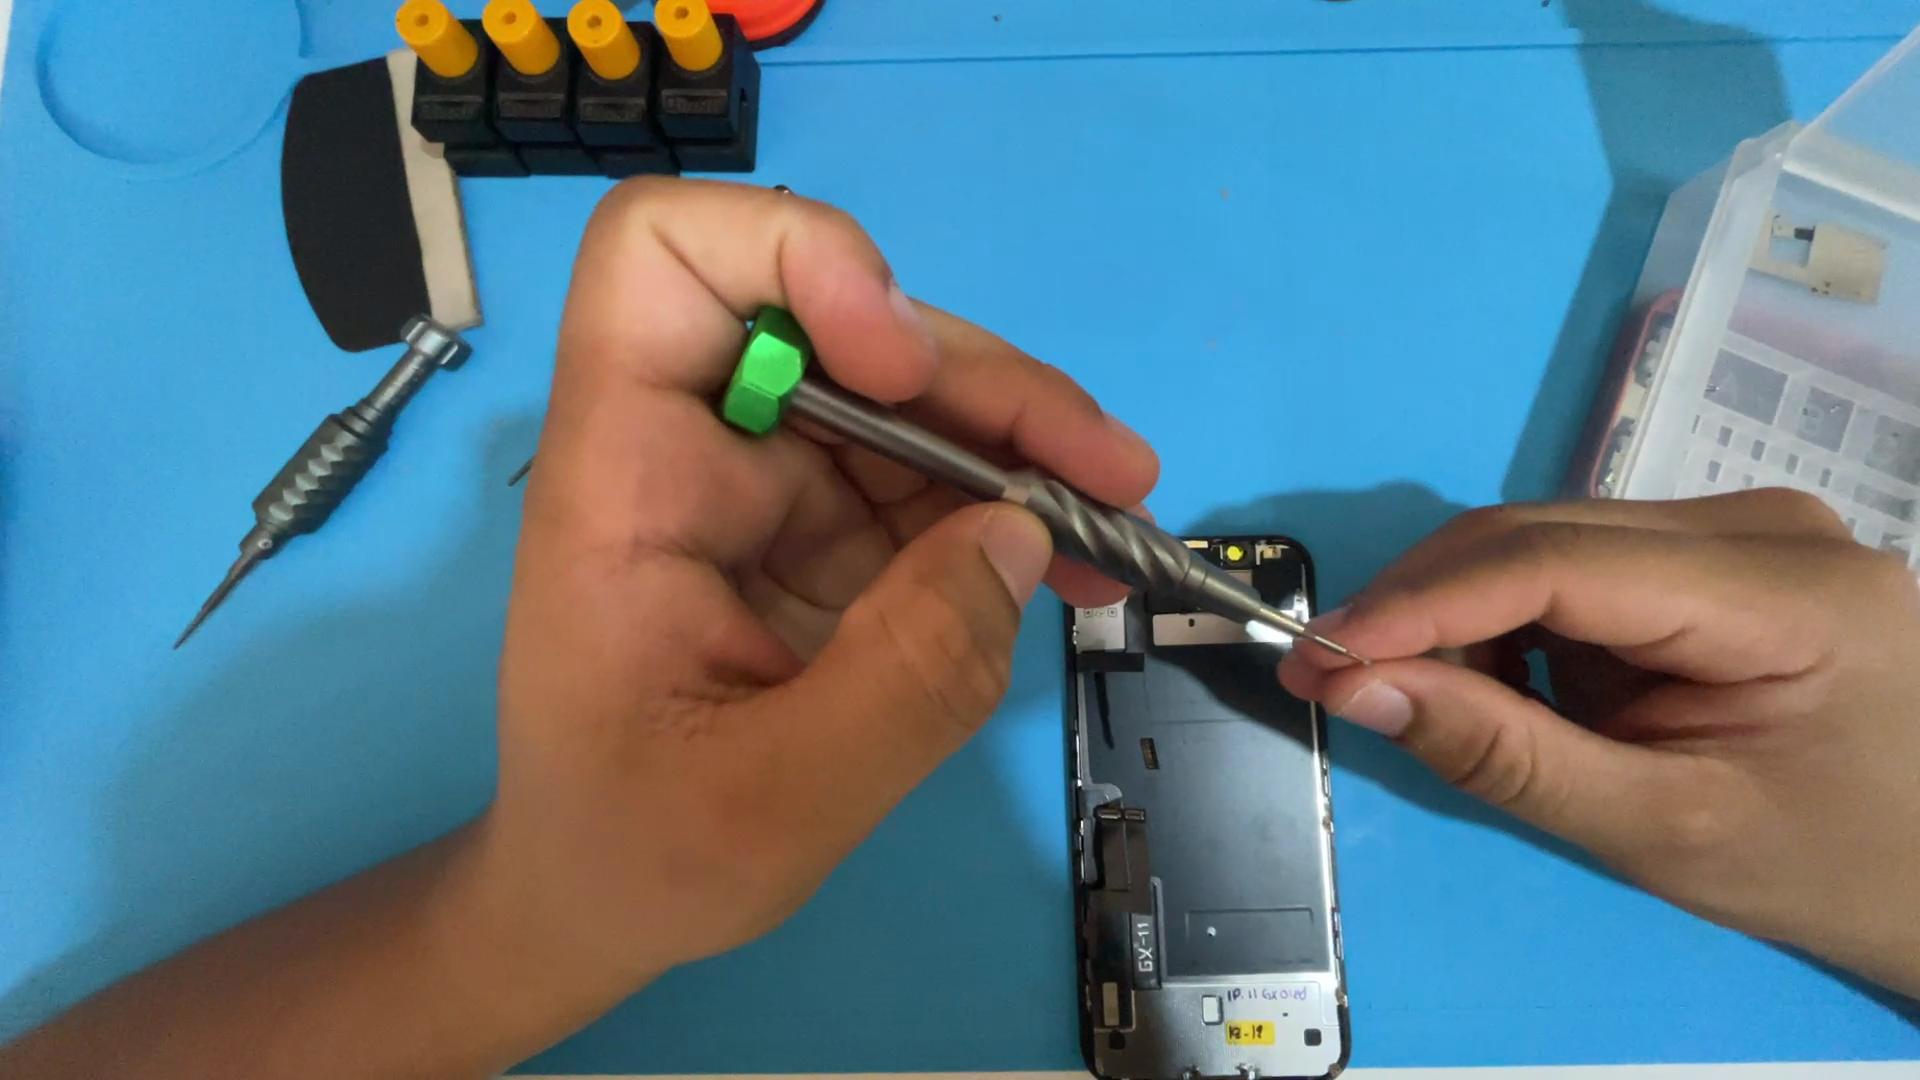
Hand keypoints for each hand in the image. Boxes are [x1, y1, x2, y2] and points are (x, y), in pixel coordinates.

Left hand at [487, 179, 1158, 998]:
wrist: (603, 894)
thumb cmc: (637, 852)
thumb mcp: (773, 800)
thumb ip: (909, 674)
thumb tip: (1021, 537)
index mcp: (633, 477)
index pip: (669, 258)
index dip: (801, 260)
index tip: (904, 369)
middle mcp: (705, 450)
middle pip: (852, 334)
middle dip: (990, 388)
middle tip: (1113, 472)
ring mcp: (775, 488)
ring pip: (915, 407)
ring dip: (1027, 449)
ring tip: (1119, 522)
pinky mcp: (829, 535)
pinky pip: (934, 486)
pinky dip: (1013, 513)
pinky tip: (1077, 563)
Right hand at [1280, 490, 1919, 996]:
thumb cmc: (1835, 868)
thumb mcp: (1659, 830)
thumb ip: (1500, 756)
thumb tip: (1354, 687)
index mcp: (1784, 594)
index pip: (1546, 565)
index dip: (1414, 606)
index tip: (1315, 654)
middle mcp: (1748, 526)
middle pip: (1518, 539)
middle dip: (1407, 610)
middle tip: (1326, 673)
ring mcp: (1717, 531)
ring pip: (1514, 545)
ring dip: (1438, 618)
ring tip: (1416, 693)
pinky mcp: (1683, 553)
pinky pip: (1538, 567)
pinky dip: (1480, 623)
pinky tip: (1483, 678)